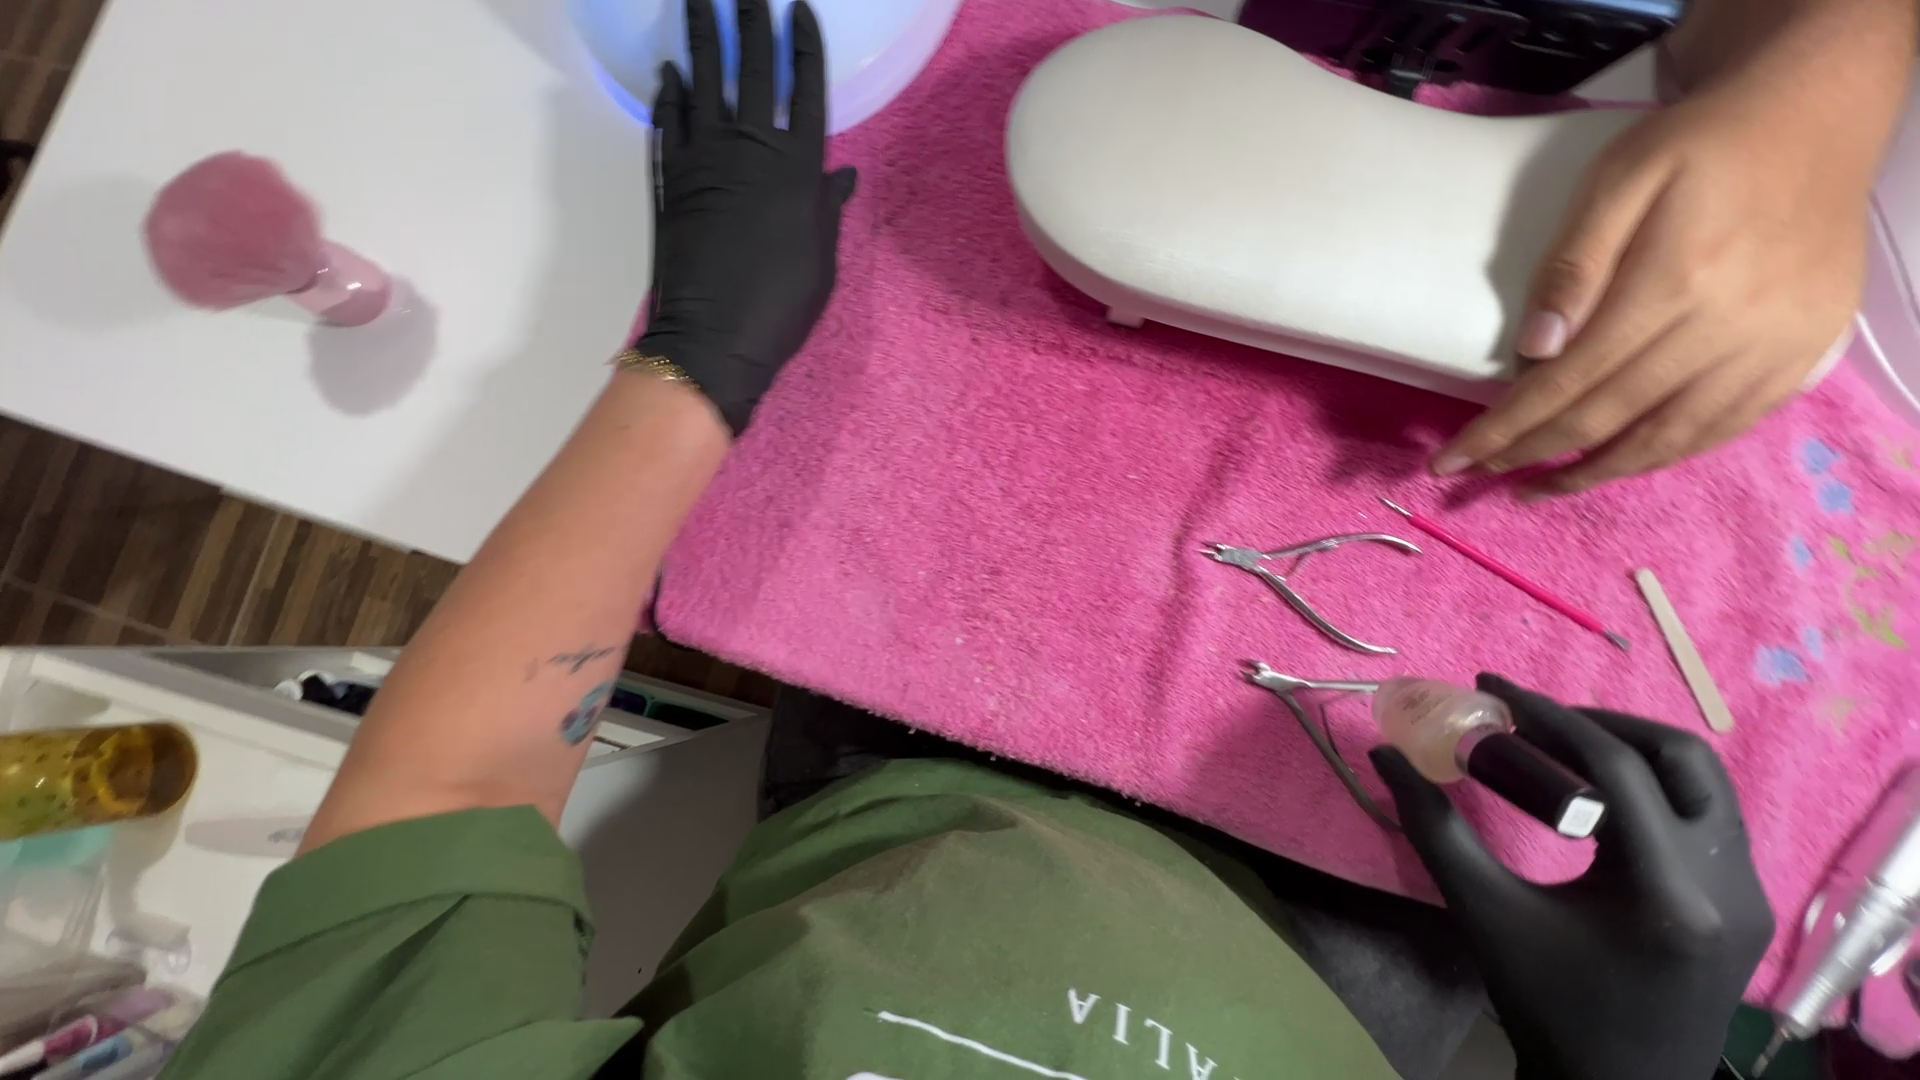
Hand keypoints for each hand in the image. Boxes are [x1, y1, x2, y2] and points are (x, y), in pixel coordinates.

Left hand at [636, 0, 857, 433]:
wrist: (714, 337)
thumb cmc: (782, 307)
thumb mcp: (821, 262)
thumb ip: (826, 210)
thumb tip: (840, 174)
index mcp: (797, 171)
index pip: (805, 92)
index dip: (803, 48)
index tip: (798, 11)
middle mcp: (752, 150)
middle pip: (753, 70)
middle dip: (752, 22)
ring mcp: (705, 158)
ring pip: (704, 80)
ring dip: (702, 36)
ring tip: (698, 1)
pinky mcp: (670, 176)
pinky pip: (668, 120)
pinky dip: (669, 93)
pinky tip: (670, 72)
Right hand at [1370, 676, 1773, 1079]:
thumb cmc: (1544, 1000)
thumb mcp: (1480, 910)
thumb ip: (1431, 825)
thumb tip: (1384, 755)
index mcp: (1665, 890)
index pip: (1615, 767)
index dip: (1547, 714)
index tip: (1493, 688)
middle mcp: (1727, 883)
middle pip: (1680, 759)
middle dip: (1599, 720)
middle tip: (1532, 716)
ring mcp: (1749, 895)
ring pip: (1705, 782)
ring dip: (1632, 746)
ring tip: (1562, 742)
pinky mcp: (1746, 904)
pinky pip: (1709, 813)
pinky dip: (1653, 782)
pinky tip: (1599, 791)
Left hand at [1431, 84, 1868, 496]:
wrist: (1819, 115)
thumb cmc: (1697, 147)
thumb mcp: (1617, 182)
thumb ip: (1573, 267)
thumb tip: (1534, 347)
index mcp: (1674, 285)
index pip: (1562, 383)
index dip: (1501, 430)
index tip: (1450, 461)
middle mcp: (1729, 328)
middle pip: (1604, 418)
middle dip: (1528, 453)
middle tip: (1476, 473)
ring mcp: (1775, 347)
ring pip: (1665, 440)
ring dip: (1590, 475)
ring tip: (1533, 488)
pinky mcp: (1805, 353)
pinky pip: (1722, 428)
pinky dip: (1660, 457)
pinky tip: (1613, 466)